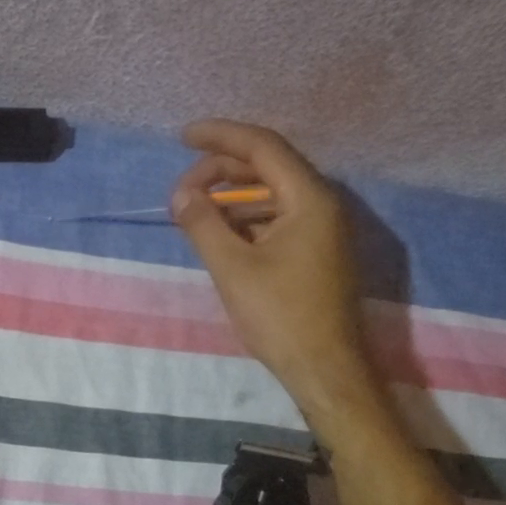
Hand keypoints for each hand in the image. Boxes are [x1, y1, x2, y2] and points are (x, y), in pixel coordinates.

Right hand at [172, 119, 369, 410]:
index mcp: (309, 198)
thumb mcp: (232, 268)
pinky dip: (248, 219)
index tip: (183, 137)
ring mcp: (323, 230)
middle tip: (182, 187)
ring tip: (195, 211)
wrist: (325, 368)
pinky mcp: (318, 254)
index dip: (220, 137)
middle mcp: (322, 204)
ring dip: (232, 197)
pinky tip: (222, 234)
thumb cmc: (279, 316)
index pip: (262, 147)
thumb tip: (181, 193)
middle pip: (268, 168)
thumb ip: (203, 224)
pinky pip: (279, 219)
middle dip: (222, 170)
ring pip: (273, 195)